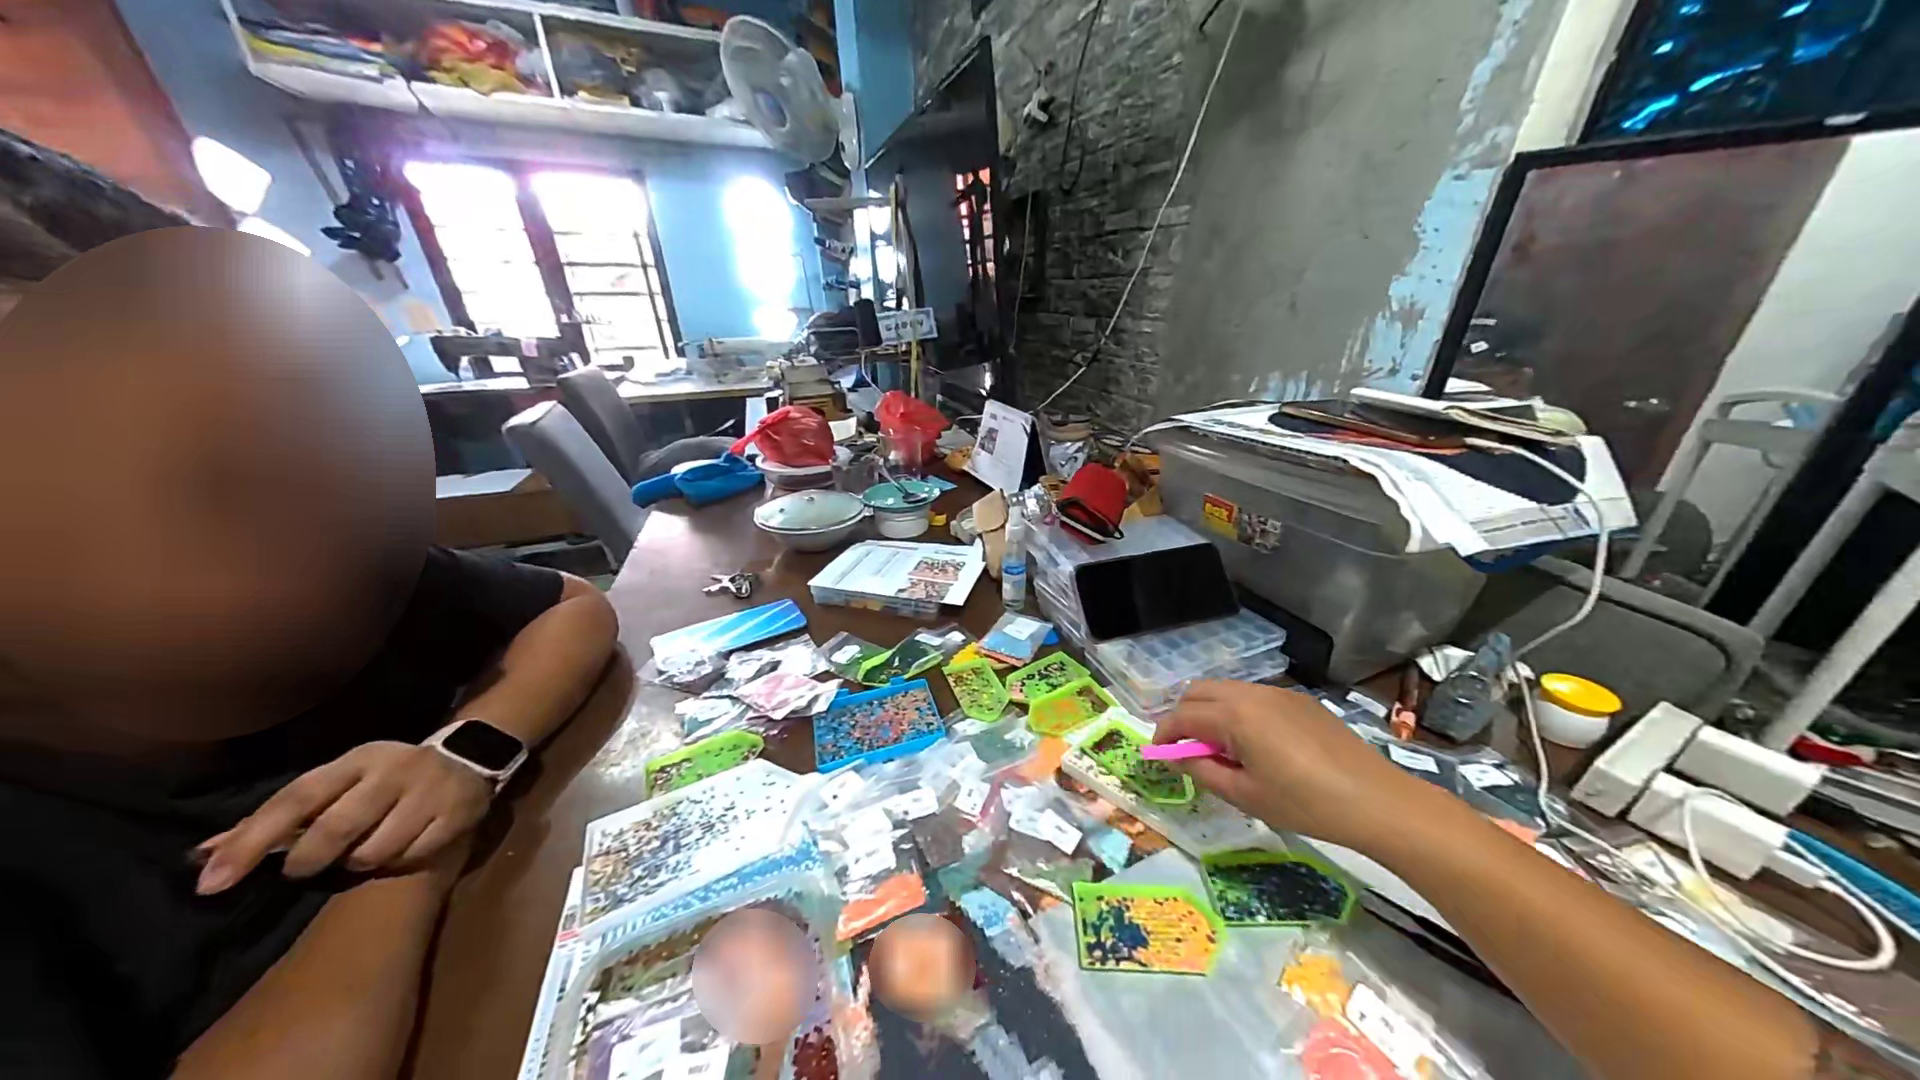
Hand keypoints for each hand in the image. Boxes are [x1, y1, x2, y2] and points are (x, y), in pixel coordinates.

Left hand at [196, 741, 491, 893]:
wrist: (471, 755)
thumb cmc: (388, 776)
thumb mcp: (338, 783)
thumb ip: (276, 818)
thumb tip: (200, 857)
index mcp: (359, 760)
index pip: (296, 798)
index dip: (251, 841)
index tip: (211, 883)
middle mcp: (395, 771)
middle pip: (338, 827)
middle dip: (311, 859)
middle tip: (305, 870)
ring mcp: (431, 792)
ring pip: (376, 849)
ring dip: (359, 862)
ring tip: (363, 855)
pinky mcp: (459, 812)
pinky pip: (414, 855)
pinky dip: (399, 861)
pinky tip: (402, 849)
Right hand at [1153, 681, 1434, 850]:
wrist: (1378, 801)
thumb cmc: (1305, 803)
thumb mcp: (1245, 795)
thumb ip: (1202, 770)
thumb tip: (1177, 756)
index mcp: (1234, 715)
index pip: (1182, 716)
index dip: (1164, 734)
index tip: (1159, 754)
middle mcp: (1252, 693)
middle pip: (1199, 691)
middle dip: (1183, 716)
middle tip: (1187, 750)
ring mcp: (1279, 693)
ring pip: (1226, 690)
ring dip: (1211, 712)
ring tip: (1222, 750)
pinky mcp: (1300, 701)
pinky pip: (1254, 697)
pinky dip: (1238, 712)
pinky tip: (1256, 745)